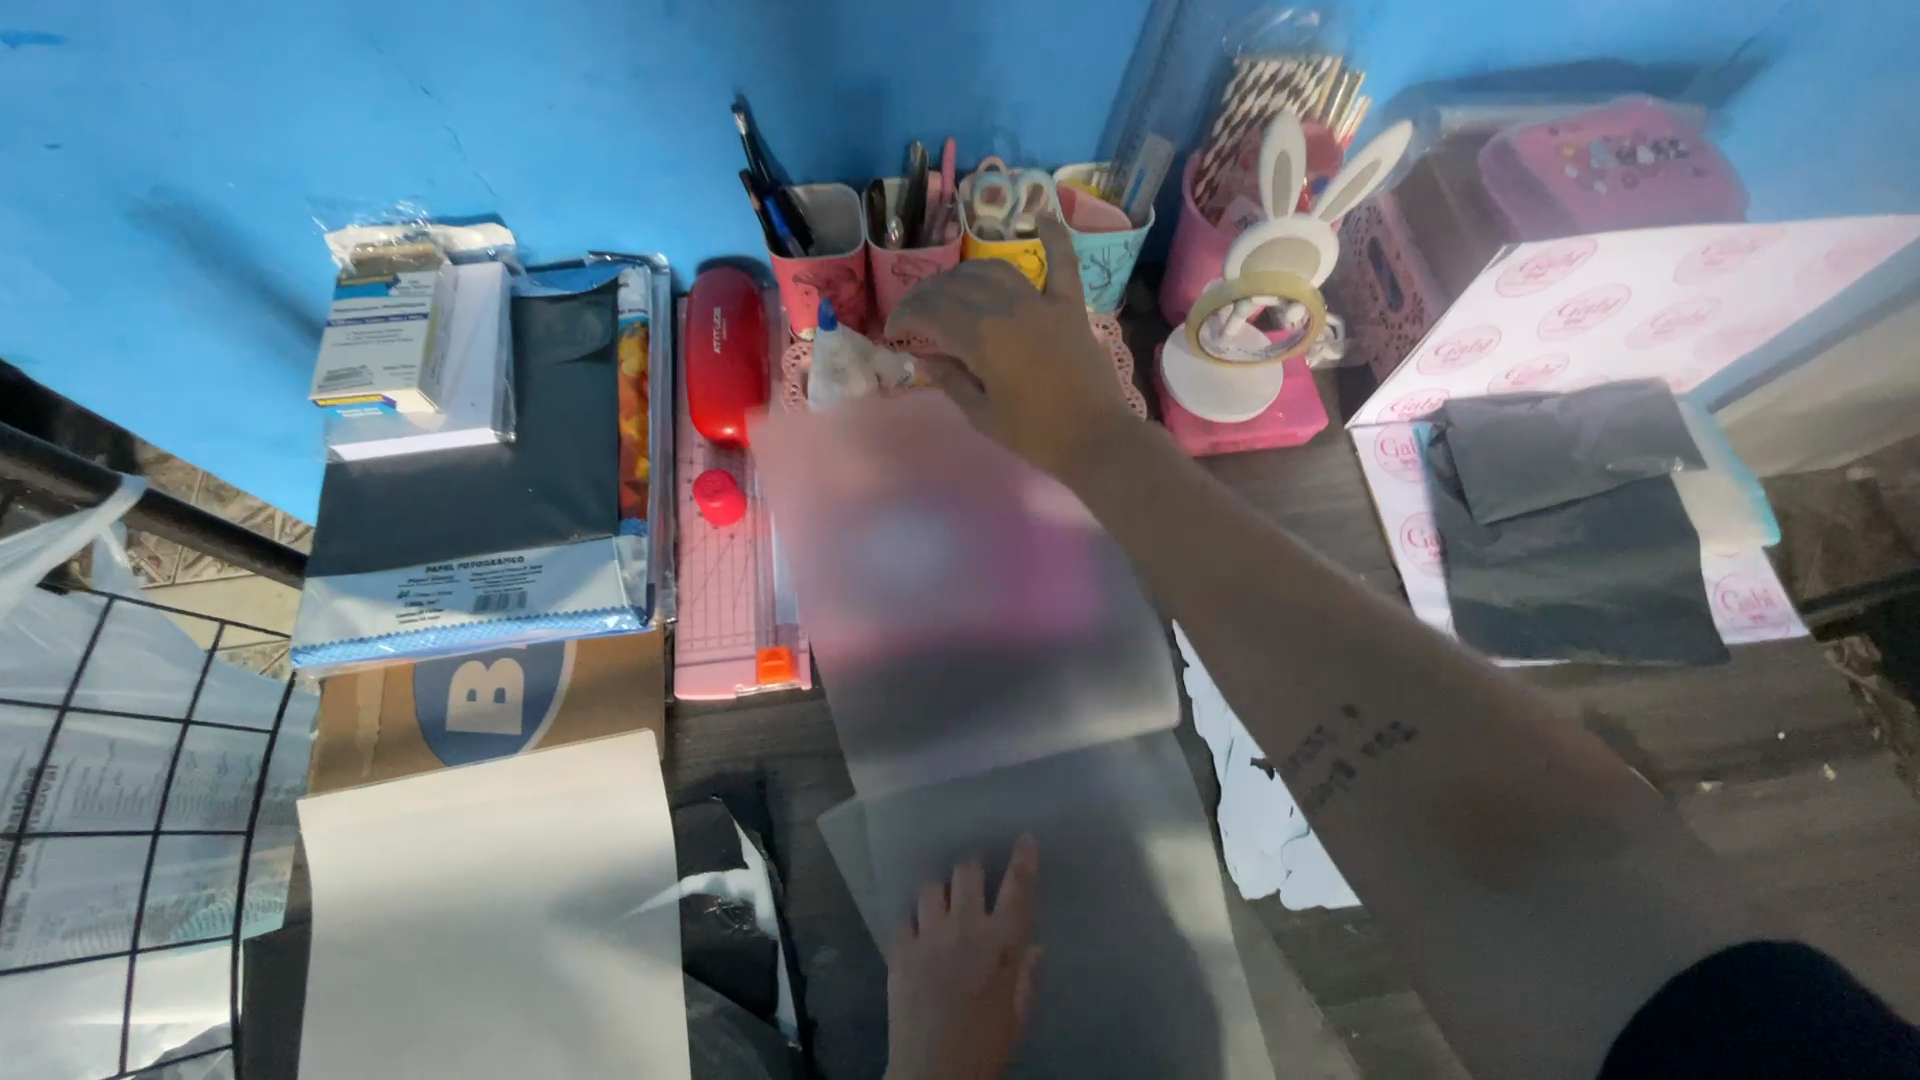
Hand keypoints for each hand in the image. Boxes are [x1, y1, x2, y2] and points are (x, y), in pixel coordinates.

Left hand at [884, 835, 1042, 1079]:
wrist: (934, 1076)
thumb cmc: (985, 1049)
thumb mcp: (1018, 1018)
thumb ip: (1027, 979)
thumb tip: (1034, 948)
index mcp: (1003, 944)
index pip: (1018, 888)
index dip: (1023, 859)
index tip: (1025, 839)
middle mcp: (966, 928)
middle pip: (966, 871)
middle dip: (971, 871)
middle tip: (972, 881)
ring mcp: (929, 936)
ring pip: (930, 887)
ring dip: (938, 893)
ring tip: (939, 907)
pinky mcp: (899, 950)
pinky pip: (902, 917)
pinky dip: (910, 921)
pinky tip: (915, 933)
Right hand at [886, 216, 1134, 477]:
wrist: (1095, 439)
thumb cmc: (1034, 434)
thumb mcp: (981, 414)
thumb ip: (950, 380)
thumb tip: (924, 356)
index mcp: (980, 336)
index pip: (930, 311)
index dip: (905, 316)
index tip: (893, 331)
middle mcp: (1007, 307)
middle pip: (956, 287)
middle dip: (927, 296)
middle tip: (916, 315)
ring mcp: (1041, 302)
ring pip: (994, 270)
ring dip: (966, 275)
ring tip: (951, 291)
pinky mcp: (1071, 306)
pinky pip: (1062, 262)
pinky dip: (1054, 237)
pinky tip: (1042, 217)